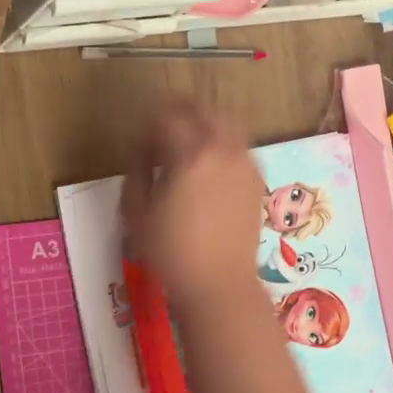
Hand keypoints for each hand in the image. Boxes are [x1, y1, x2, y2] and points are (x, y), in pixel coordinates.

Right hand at [121, 99, 265, 306]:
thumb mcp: (136, 211)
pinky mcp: (256, 178)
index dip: (147, 122)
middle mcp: (222, 148)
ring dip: (202, 123)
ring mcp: (244, 162)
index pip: (165, 116)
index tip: (137, 137)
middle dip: (177, 112)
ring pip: (225, 122)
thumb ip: (136, 170)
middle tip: (159, 128)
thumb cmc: (169, 251)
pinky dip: (220, 143)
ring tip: (185, 143)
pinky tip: (207, 166)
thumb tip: (141, 150)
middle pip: (200, 109)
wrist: (218, 283)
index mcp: (189, 153)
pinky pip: (238, 145)